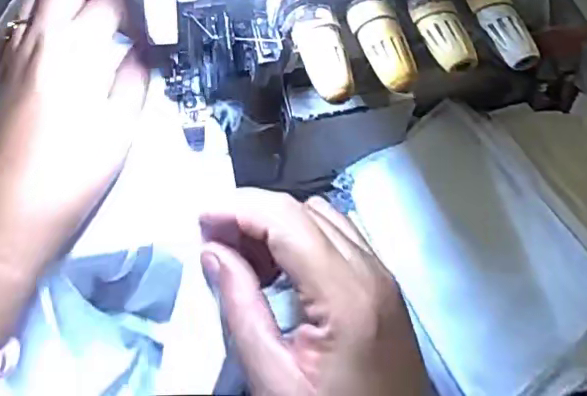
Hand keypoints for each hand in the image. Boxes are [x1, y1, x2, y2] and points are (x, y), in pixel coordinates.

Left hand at [0, 0, 149, 350]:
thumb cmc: (67, 177)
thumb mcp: (120, 129)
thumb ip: (134, 78)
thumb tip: (140, 51)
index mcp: (73, 50)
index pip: (110, 2)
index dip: (138, 10)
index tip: (152, 31)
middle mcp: (38, 41)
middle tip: (127, 2)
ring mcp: (14, 55)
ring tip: (100, 14)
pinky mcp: (1, 73)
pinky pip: (22, 22)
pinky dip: (47, 14)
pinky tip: (65, 37)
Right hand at [201, 190, 430, 395]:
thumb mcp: (275, 382)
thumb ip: (242, 310)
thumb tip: (214, 251)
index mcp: (347, 292)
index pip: (287, 219)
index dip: (241, 208)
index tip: (202, 215)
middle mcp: (371, 269)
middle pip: (306, 211)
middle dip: (256, 214)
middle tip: (213, 237)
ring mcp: (383, 275)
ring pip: (325, 217)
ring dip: (280, 224)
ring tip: (240, 254)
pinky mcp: (385, 286)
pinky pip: (342, 238)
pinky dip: (305, 237)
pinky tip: (279, 268)